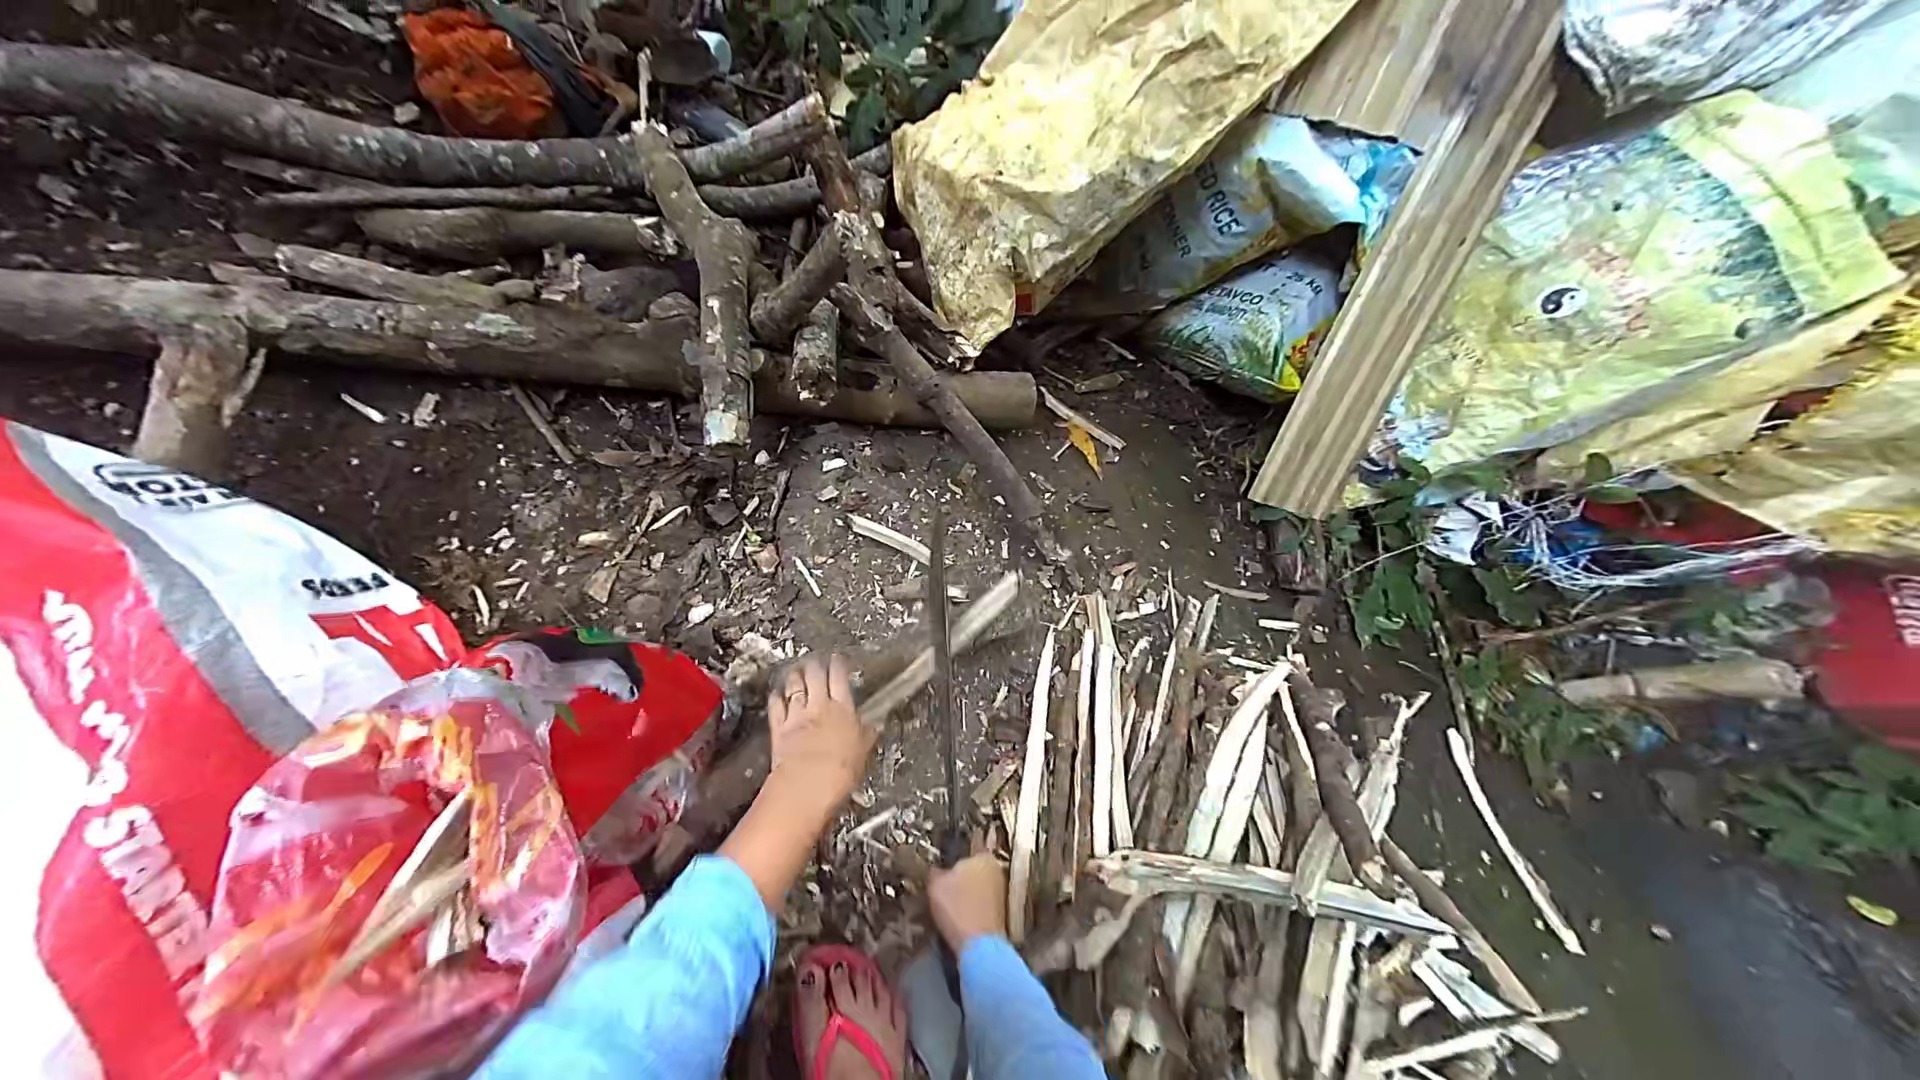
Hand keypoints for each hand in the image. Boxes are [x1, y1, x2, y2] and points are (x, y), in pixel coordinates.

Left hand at [765, 654, 873, 812]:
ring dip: (795, 676)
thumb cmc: (840, 771)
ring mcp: (797, 716)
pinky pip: (776, 706)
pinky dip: (776, 697)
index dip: (838, 664)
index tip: (837, 658)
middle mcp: (819, 707)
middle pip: (815, 676)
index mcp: (843, 709)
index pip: (840, 678)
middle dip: (815, 664)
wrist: (809, 784)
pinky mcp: (779, 729)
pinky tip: (776, 694)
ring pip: (795, 687)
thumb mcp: (862, 751)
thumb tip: (872, 729)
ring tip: (796, 670)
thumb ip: (865, 736)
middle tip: (815, 660)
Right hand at [928, 854, 1007, 951]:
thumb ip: (935, 872)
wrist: (979, 947)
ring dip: (965, 898)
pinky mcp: (1002, 914)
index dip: (948, 865)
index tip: (938, 877)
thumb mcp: (935, 884)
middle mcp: (997, 870)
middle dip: (958, 881)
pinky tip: (960, 921)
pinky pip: (981, 907)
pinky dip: (972, 912)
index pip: (963, 854)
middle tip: (941, 893)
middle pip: (971, 872)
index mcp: (984, 857)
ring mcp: (1002, 893)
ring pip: (977, 890)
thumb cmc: (957, 907)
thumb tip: (936, 870)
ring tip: (948, 910)